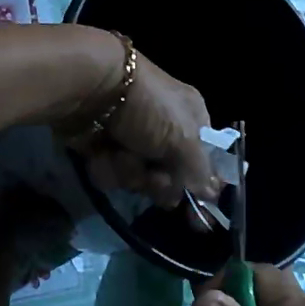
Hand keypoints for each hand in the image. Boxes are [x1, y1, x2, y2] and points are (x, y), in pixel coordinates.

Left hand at [65, 40, 219, 208]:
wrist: (90, 88)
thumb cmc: (148, 109)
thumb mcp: (184, 139)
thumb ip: (200, 172)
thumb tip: (214, 194)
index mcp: (192, 118)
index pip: (204, 159)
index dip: (200, 186)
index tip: (198, 216)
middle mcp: (164, 129)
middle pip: (169, 176)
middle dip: (158, 182)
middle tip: (152, 178)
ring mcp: (132, 139)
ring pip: (137, 179)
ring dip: (129, 172)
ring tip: (120, 153)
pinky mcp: (103, 147)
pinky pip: (111, 173)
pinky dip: (106, 166)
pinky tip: (101, 152)